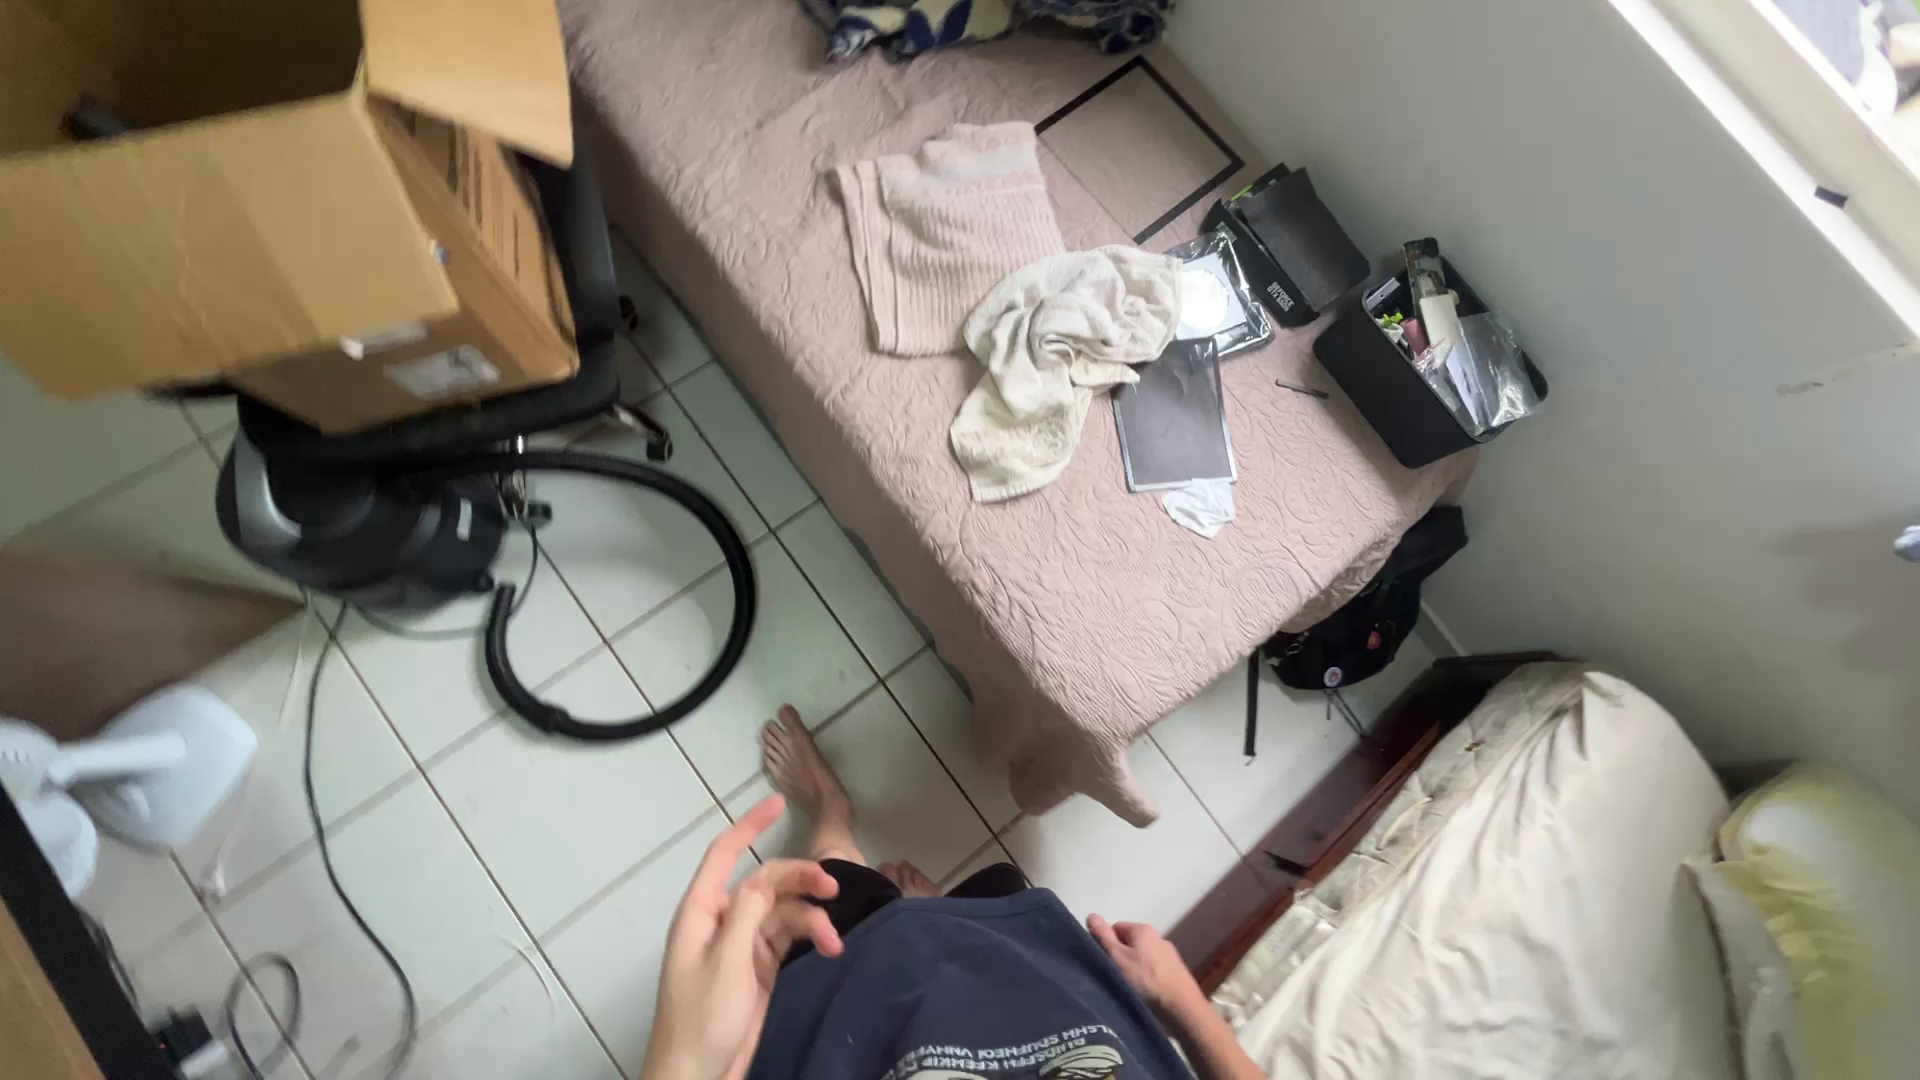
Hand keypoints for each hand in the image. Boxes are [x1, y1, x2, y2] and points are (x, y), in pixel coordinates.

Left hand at [642, 795, 842, 1079]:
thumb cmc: (700, 1022)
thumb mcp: (724, 964)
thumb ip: (746, 914)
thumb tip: (765, 876)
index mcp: (702, 913)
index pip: (724, 855)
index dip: (749, 825)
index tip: (779, 802)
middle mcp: (723, 920)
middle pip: (766, 881)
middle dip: (800, 879)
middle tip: (833, 886)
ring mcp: (744, 944)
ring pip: (784, 910)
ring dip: (811, 918)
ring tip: (833, 940)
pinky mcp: (762, 966)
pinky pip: (790, 935)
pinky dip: (811, 937)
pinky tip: (830, 948)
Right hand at [1086, 914, 1205, 1021]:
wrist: (1182, 1008)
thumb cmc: (1146, 980)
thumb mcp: (1118, 958)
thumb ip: (1104, 937)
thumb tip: (1091, 914)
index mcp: (1143, 929)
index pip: (1116, 928)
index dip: (1108, 944)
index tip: (1106, 962)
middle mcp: (1158, 937)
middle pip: (1130, 943)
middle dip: (1122, 957)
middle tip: (1117, 976)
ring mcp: (1169, 955)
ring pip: (1143, 958)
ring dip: (1136, 969)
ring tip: (1132, 988)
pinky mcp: (1177, 972)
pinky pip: (1155, 970)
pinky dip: (1149, 979)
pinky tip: (1147, 994)